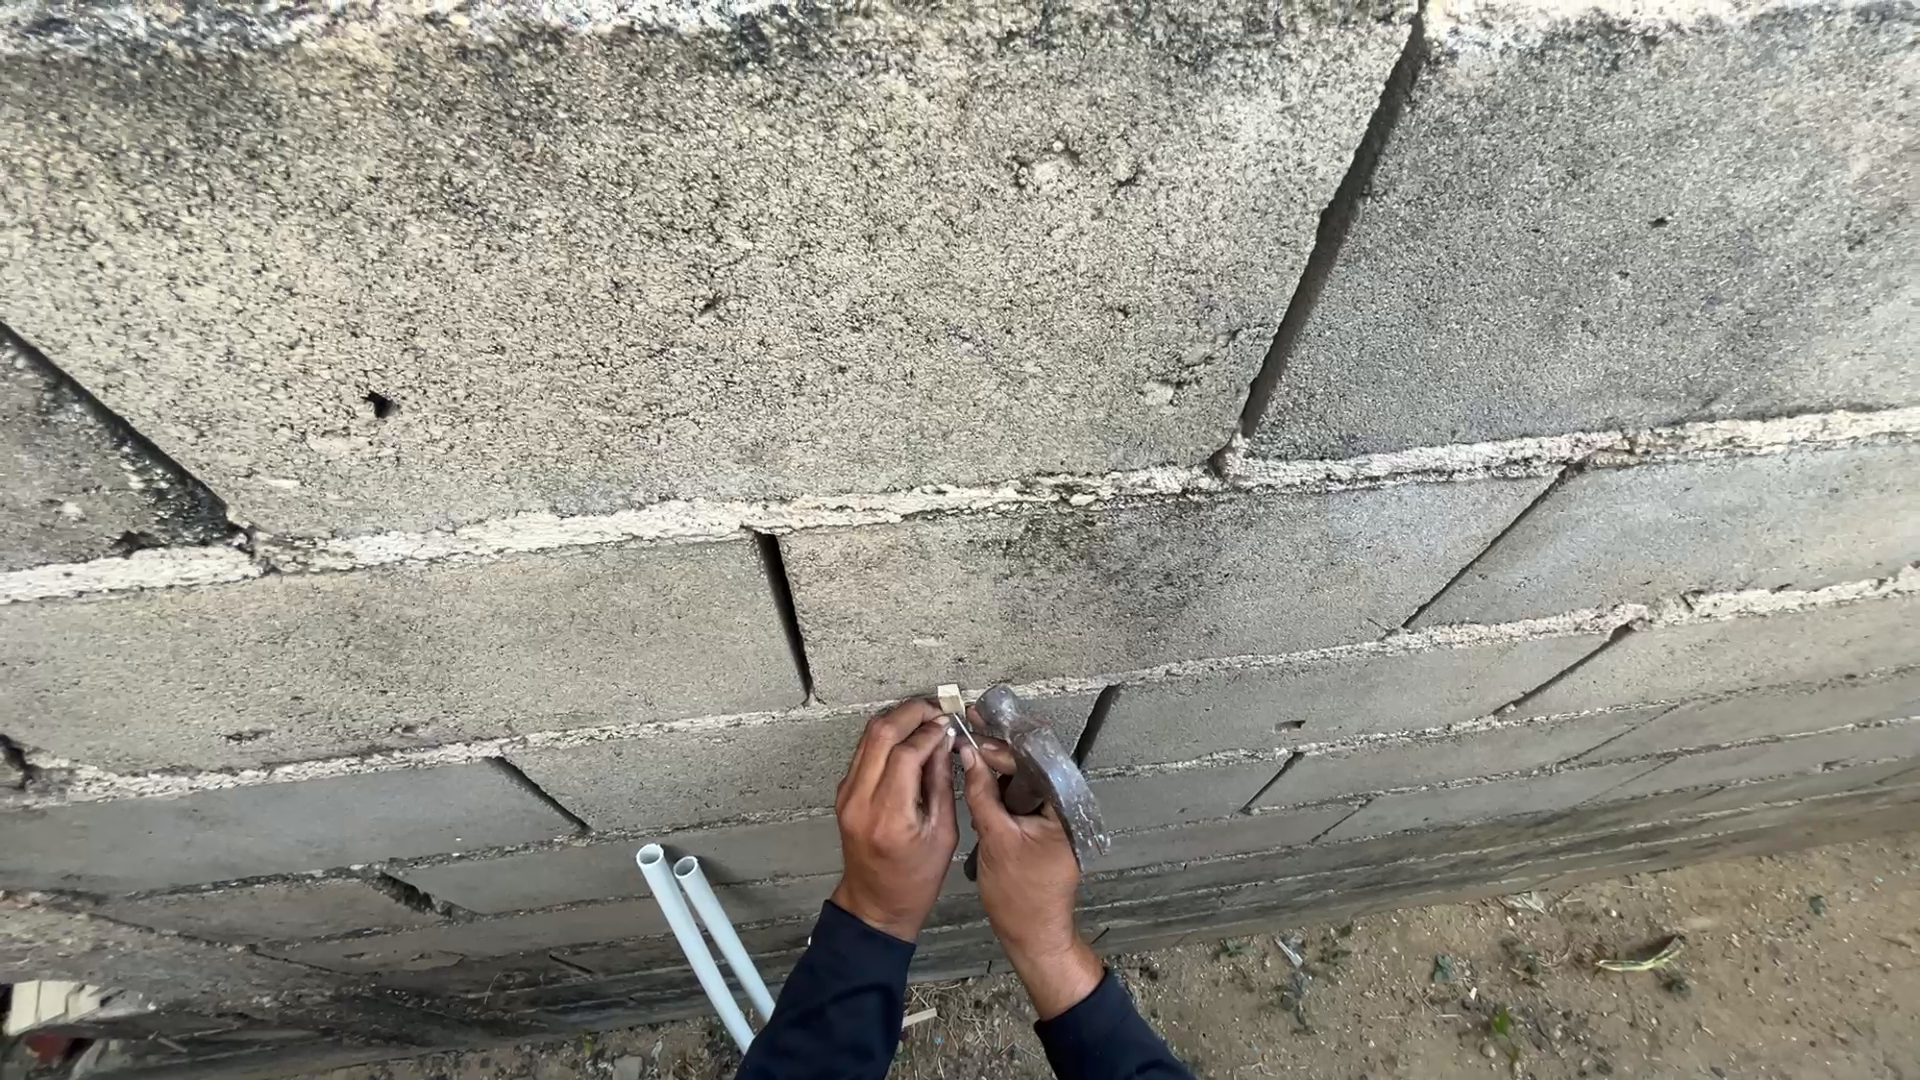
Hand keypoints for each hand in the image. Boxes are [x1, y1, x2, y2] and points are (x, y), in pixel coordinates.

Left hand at [829, 699, 958, 941]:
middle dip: (912, 712)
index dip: (930, 731)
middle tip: (937, 709)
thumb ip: (942, 782)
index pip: (906, 753)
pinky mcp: (844, 792)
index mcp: (889, 817)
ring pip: (868, 735)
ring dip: (898, 718)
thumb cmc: (914, 880)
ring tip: (927, 717)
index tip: (948, 723)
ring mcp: (847, 794)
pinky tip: (909, 736)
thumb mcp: (943, 834)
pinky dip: (887, 735)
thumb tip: (944, 740)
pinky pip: (864, 749)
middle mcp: (861, 800)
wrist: (875, 905)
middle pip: (881, 733)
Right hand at [960, 738, 1103, 1019]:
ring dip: (997, 760)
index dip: (1003, 742)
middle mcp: (1064, 805)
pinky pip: (1019, 793)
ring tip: (969, 741)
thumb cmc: (1020, 896)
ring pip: (1023, 776)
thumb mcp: (996, 839)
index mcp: (1064, 807)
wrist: (1033, 936)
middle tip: (969, 725)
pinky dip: (999, 782)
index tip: (977, 725)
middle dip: (998, 745)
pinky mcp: (1040, 823)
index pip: (1034, 760)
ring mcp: (1052, 814)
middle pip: (1030, 763)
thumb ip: (982, 794)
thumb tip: (968, 755)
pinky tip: (977, 770)